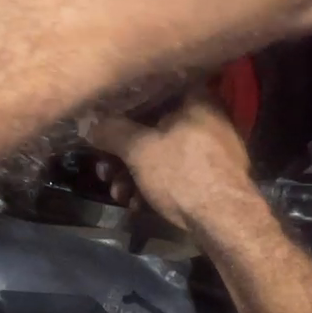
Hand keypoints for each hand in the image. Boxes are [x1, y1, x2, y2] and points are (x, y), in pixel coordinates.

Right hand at [90, 98, 260, 234]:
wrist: (224, 220)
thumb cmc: (181, 174)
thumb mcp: (139, 150)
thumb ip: (110, 131)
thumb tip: (87, 122)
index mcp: (194, 98)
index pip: (149, 92)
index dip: (120, 110)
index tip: (101, 128)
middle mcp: (205, 117)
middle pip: (151, 128)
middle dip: (122, 154)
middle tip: (104, 172)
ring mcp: (210, 148)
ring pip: (160, 154)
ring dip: (132, 175)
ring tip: (119, 195)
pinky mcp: (210, 175)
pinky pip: (174, 171)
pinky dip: (153, 185)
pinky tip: (138, 204)